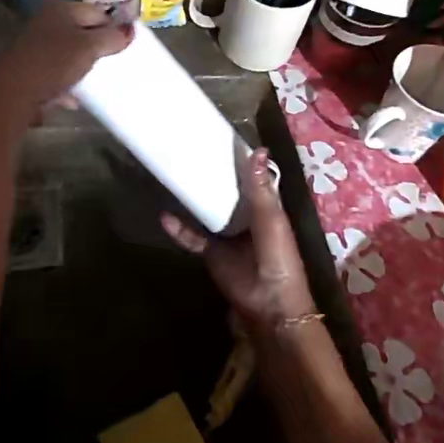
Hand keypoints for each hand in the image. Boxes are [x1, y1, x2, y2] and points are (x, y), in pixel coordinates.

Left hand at [0, 1, 132, 121]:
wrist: (13, 92)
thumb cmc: (54, 62)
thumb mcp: (89, 48)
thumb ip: (112, 37)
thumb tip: (130, 29)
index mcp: (60, 9)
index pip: (97, 12)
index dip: (114, 27)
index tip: (127, 47)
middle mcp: (45, 21)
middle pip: (82, 32)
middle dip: (98, 49)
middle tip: (114, 65)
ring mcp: (35, 45)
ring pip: (69, 54)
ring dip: (82, 69)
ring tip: (96, 83)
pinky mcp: (29, 69)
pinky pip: (56, 74)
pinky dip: (67, 84)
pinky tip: (74, 98)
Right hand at [160, 149, 317, 334]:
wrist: (269, 303)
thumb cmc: (278, 258)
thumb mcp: (271, 220)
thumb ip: (261, 189)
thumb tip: (257, 150)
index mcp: (268, 210)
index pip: (255, 180)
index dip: (244, 162)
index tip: (225, 139)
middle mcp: (248, 220)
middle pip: (230, 194)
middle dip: (217, 177)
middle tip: (195, 152)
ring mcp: (228, 237)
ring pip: (210, 212)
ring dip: (197, 198)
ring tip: (178, 175)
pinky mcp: (212, 253)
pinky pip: (193, 237)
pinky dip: (179, 229)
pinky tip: (165, 217)